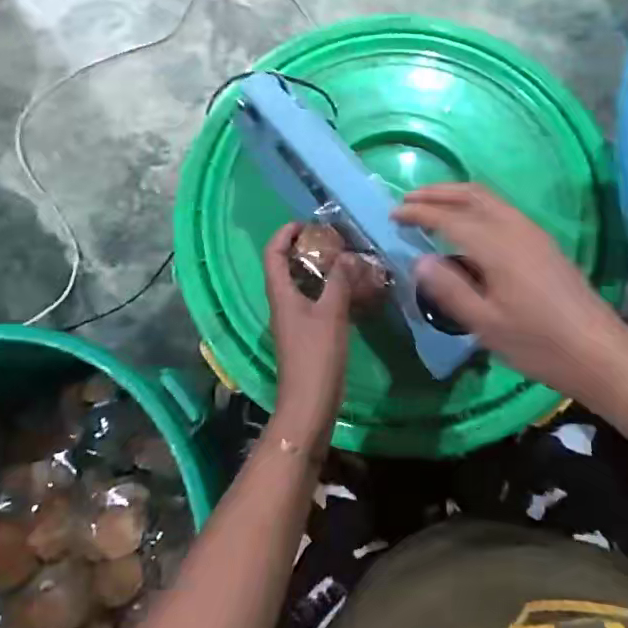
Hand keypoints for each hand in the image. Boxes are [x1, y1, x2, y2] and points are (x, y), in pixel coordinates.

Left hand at [262, 223, 360, 442]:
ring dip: (322, 270)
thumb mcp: (331, 314)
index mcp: (281, 295)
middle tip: (335, 241)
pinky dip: (331, 291)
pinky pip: (317, 303)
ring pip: (304, 285)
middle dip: (308, 250)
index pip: (273, 254)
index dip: (284, 234)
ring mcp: (295, 321)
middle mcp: (283, 304)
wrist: (309, 404)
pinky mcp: (308, 335)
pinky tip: (354, 292)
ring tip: (348, 261)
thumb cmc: (316, 357)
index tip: (307, 223)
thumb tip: (348, 255)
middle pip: (287, 267)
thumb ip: (340, 281)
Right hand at [394, 183, 627, 392]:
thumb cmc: (537, 342)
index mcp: (496, 245)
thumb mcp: (485, 324)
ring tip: (431, 206)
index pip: (449, 217)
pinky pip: (501, 209)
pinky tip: (467, 225)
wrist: (596, 349)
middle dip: (437, 193)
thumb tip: (420, 260)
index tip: (393, 215)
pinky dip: (475, 205)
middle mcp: (514, 227)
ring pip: (489, 198)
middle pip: (471, 194)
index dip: (419, 213)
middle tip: (407, 201)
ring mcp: (532, 232)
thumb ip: (449, 289)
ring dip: (456, 195)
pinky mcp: (542, 242)